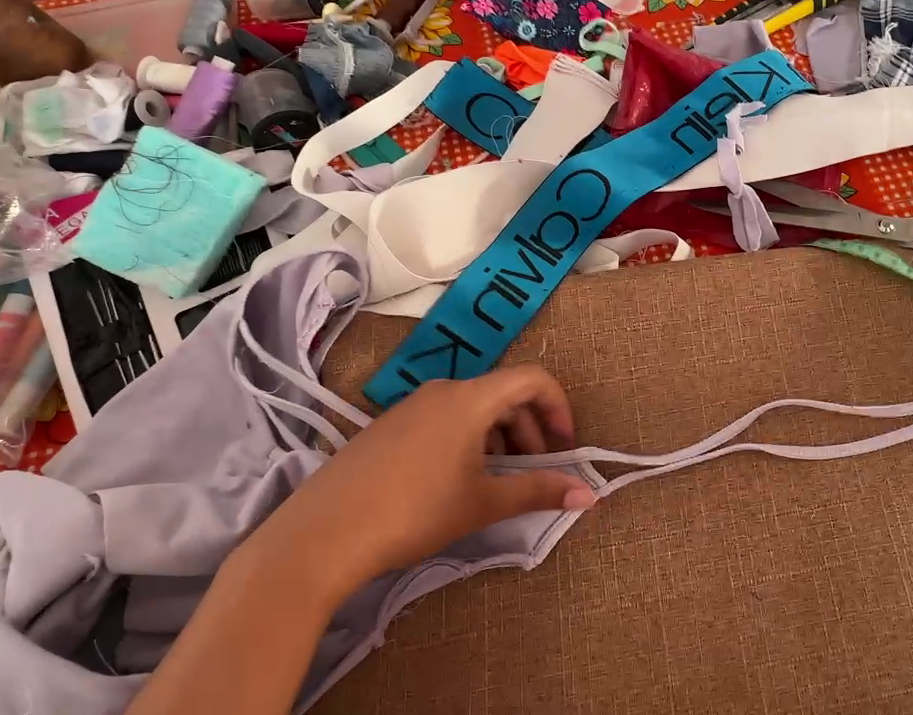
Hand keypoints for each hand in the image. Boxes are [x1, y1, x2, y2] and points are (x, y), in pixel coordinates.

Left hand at [246, 366, 596, 602]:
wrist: (322, 534)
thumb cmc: (414, 511)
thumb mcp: (483, 503)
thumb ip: (539, 492)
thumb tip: (590, 496)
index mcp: (470, 398)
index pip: (532, 378)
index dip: (559, 408)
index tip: (566, 448)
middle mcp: (443, 390)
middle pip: (504, 394)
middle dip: (531, 430)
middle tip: (537, 472)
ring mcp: (411, 406)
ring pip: (474, 408)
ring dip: (501, 437)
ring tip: (499, 481)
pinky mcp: (389, 426)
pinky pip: (445, 420)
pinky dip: (468, 441)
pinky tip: (458, 482)